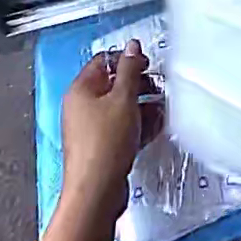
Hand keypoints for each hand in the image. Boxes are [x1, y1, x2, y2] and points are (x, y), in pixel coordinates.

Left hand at [60, 38, 161, 219]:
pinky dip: (136, 124)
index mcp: (80, 90)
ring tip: (160, 109)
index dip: (127, 59)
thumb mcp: (124, 98)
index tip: (147, 65)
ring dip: (141, 106)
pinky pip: (120, 127)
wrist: (96, 194)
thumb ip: (130, 69)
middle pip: (113, 84)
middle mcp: (81, 107)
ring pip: (119, 107)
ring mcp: (89, 129)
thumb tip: (132, 46)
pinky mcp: (100, 147)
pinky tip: (153, 128)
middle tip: (156, 87)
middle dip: (138, 85)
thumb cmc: (106, 142)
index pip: (104, 60)